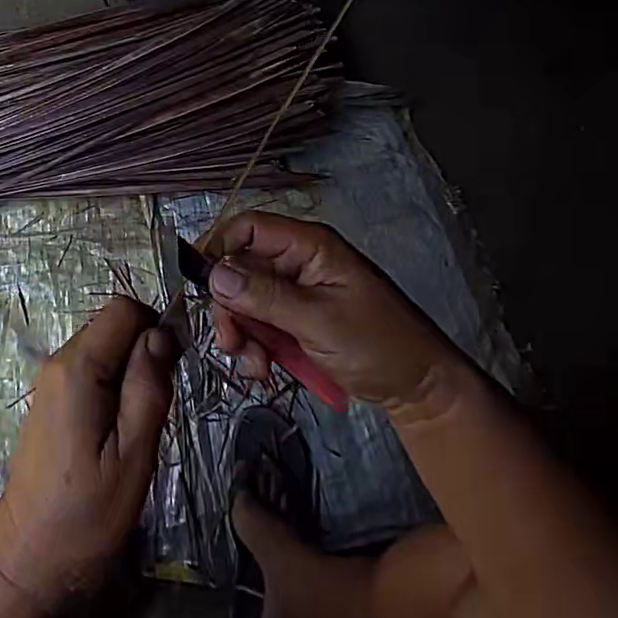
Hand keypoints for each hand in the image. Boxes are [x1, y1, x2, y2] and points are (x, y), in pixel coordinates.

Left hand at [0, 295, 179, 611]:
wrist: (27, 557)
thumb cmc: (85, 514)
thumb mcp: (133, 455)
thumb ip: (149, 388)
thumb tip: (162, 334)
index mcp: (77, 368)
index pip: (124, 309)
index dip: (155, 328)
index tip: (171, 369)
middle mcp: (59, 361)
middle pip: (114, 323)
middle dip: (145, 349)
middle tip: (157, 402)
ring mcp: (53, 378)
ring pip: (106, 344)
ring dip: (132, 368)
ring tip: (139, 420)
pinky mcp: (54, 395)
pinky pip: (94, 366)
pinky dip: (116, 382)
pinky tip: (119, 425)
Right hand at [204, 211, 460, 413]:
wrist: (418, 389)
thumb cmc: (379, 345)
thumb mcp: (319, 321)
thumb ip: (265, 296)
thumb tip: (215, 272)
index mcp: (308, 245)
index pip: (248, 228)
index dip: (219, 248)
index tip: (199, 285)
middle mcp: (296, 262)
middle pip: (239, 269)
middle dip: (230, 308)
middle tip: (233, 343)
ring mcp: (294, 292)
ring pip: (243, 301)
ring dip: (241, 334)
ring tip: (256, 365)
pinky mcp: (294, 320)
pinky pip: (258, 325)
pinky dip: (254, 347)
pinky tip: (264, 368)